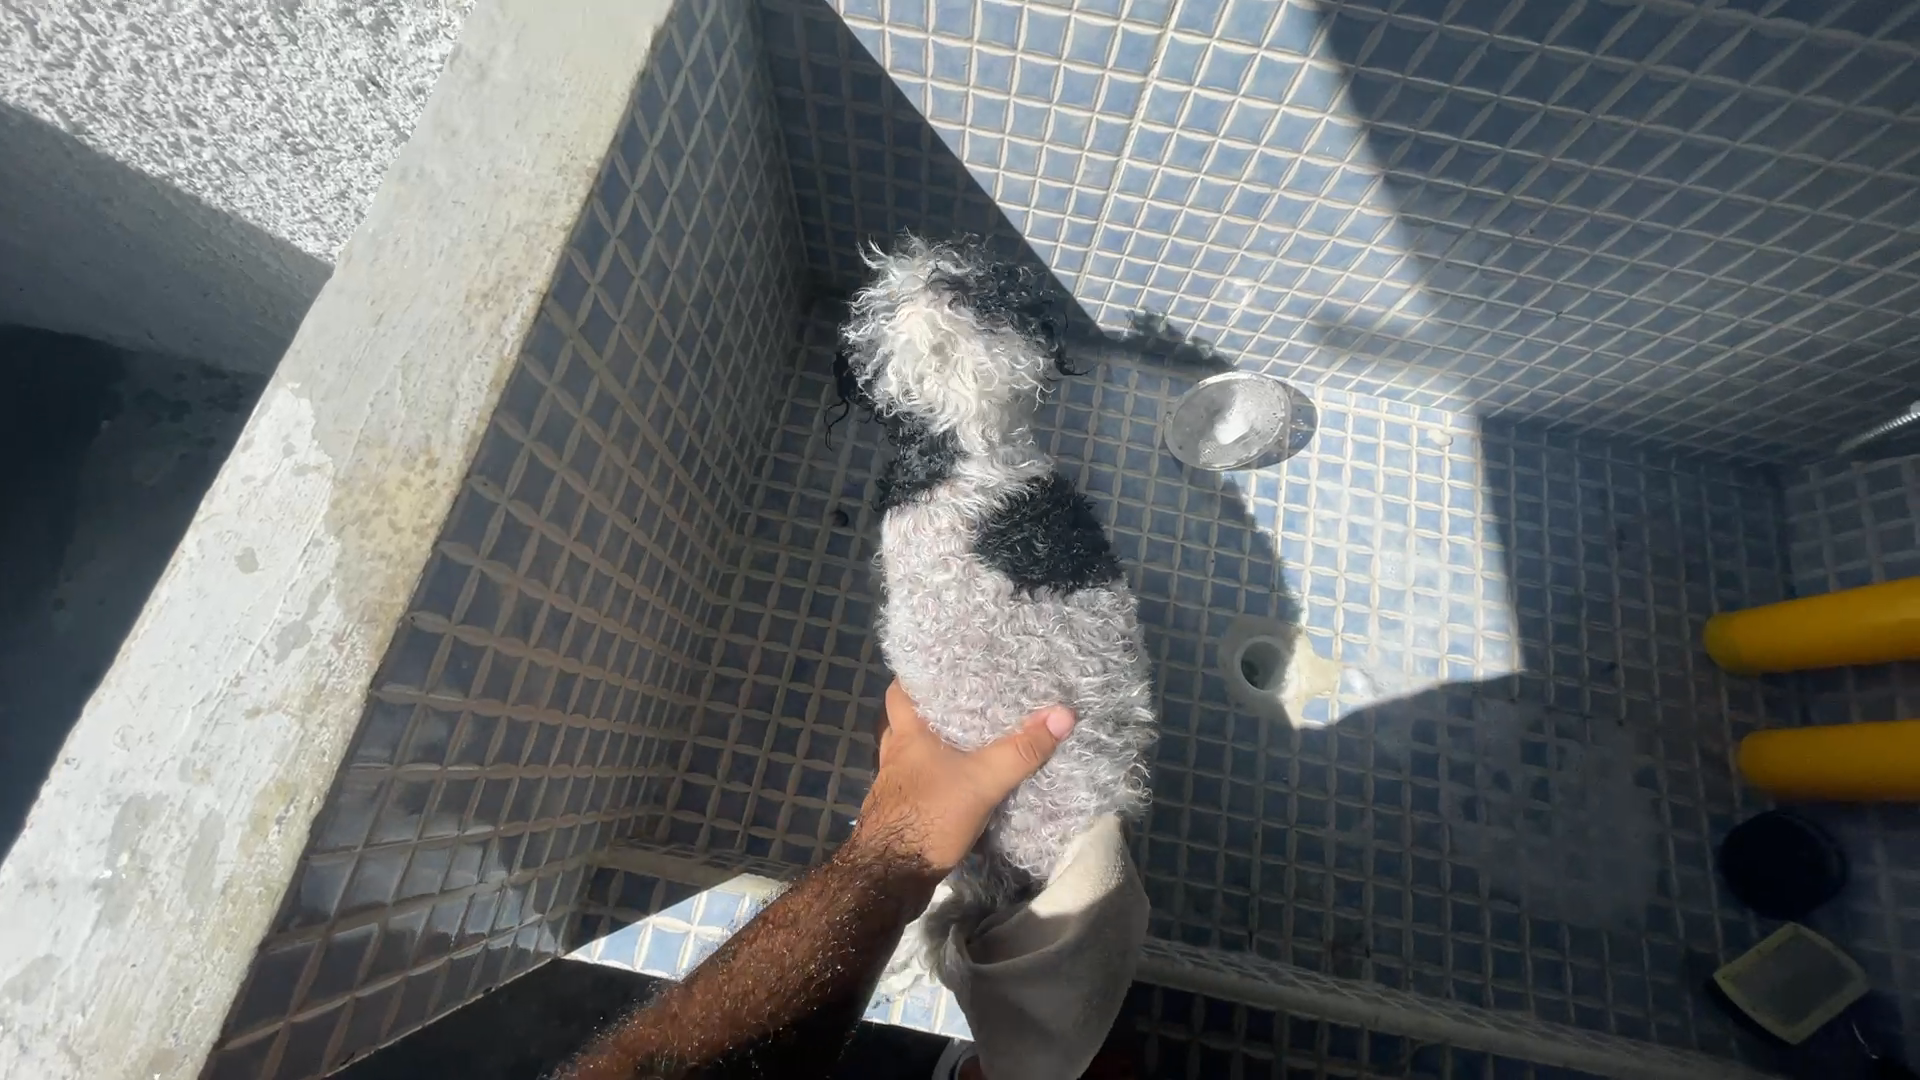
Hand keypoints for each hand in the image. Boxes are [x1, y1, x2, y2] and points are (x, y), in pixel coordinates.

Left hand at [856, 680, 1075, 871]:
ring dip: (938, 744)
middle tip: (968, 699)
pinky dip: (940, 775)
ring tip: (971, 735)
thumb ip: (1021, 750)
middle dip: (935, 709)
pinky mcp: (904, 810)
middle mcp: (897, 753)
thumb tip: (1063, 714)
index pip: (899, 689)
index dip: (916, 676)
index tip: (944, 666)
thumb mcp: (982, 781)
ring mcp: (897, 784)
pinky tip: (963, 780)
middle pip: (910, 719)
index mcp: (907, 734)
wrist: (889, 879)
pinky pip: (923, 780)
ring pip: (915, 751)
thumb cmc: (928, 816)